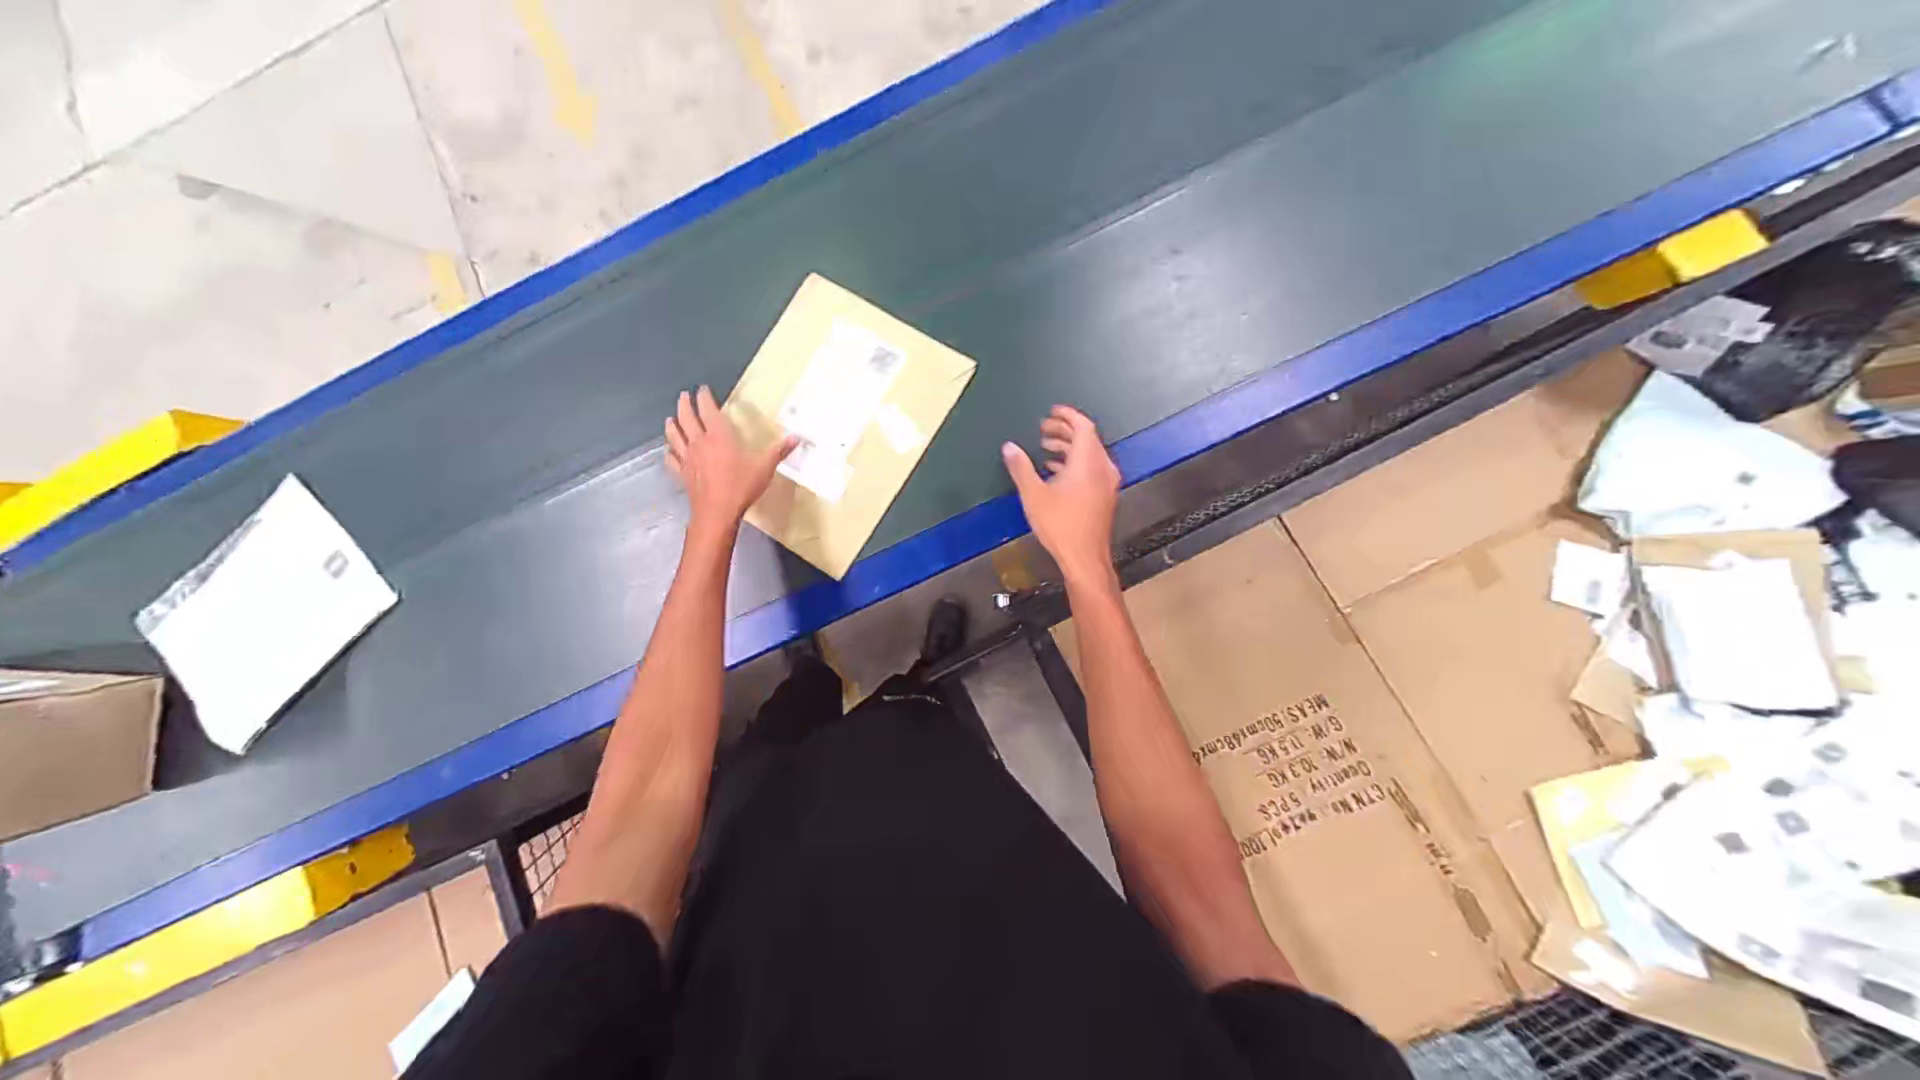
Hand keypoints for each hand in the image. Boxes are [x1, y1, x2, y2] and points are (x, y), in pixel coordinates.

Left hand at [665, 386, 796, 536]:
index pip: (707, 409)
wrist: (717, 512)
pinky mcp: (682, 473)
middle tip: (683, 396)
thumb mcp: (765, 467)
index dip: (704, 397)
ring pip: (674, 435)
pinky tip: (669, 450)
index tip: (703, 389)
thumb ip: (779, 451)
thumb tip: (797, 438)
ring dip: (672, 424)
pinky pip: (672, 459)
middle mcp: (699, 442)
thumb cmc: (741, 486)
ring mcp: (687, 458)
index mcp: (719, 436)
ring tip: (671, 418)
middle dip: (684, 404)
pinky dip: (669, 452)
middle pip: (686, 417)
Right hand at [1002, 405, 1119, 586]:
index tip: (1054, 412)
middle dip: (1065, 430)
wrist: (1085, 558)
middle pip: (1087, 438)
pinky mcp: (1105, 496)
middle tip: (1045, 429)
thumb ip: (1021, 468)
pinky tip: (1057, 471)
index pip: (1083, 426)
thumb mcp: (1033, 495)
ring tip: (1047, 448)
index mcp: (1087, 462)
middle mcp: (1102, 468)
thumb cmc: (1061, 527)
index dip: (1068, 415)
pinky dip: (1076, 462)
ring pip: (1090, 454)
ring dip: (1069, 447)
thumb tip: (1010, 448)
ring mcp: (1107, 483)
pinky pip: (1093, 468)